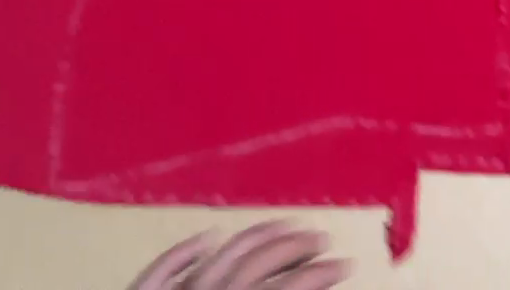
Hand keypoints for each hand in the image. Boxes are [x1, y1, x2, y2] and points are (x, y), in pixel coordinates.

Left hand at [128, 222, 350, 289]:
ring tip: (284, 225)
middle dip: (297, 245)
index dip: (320, 274)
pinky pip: (163, 269)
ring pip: (222, 253)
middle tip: (323, 239)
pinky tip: (209, 238)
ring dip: (257, 234)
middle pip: (259, 260)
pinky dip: (187, 250)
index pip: (287, 288)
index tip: (347, 265)